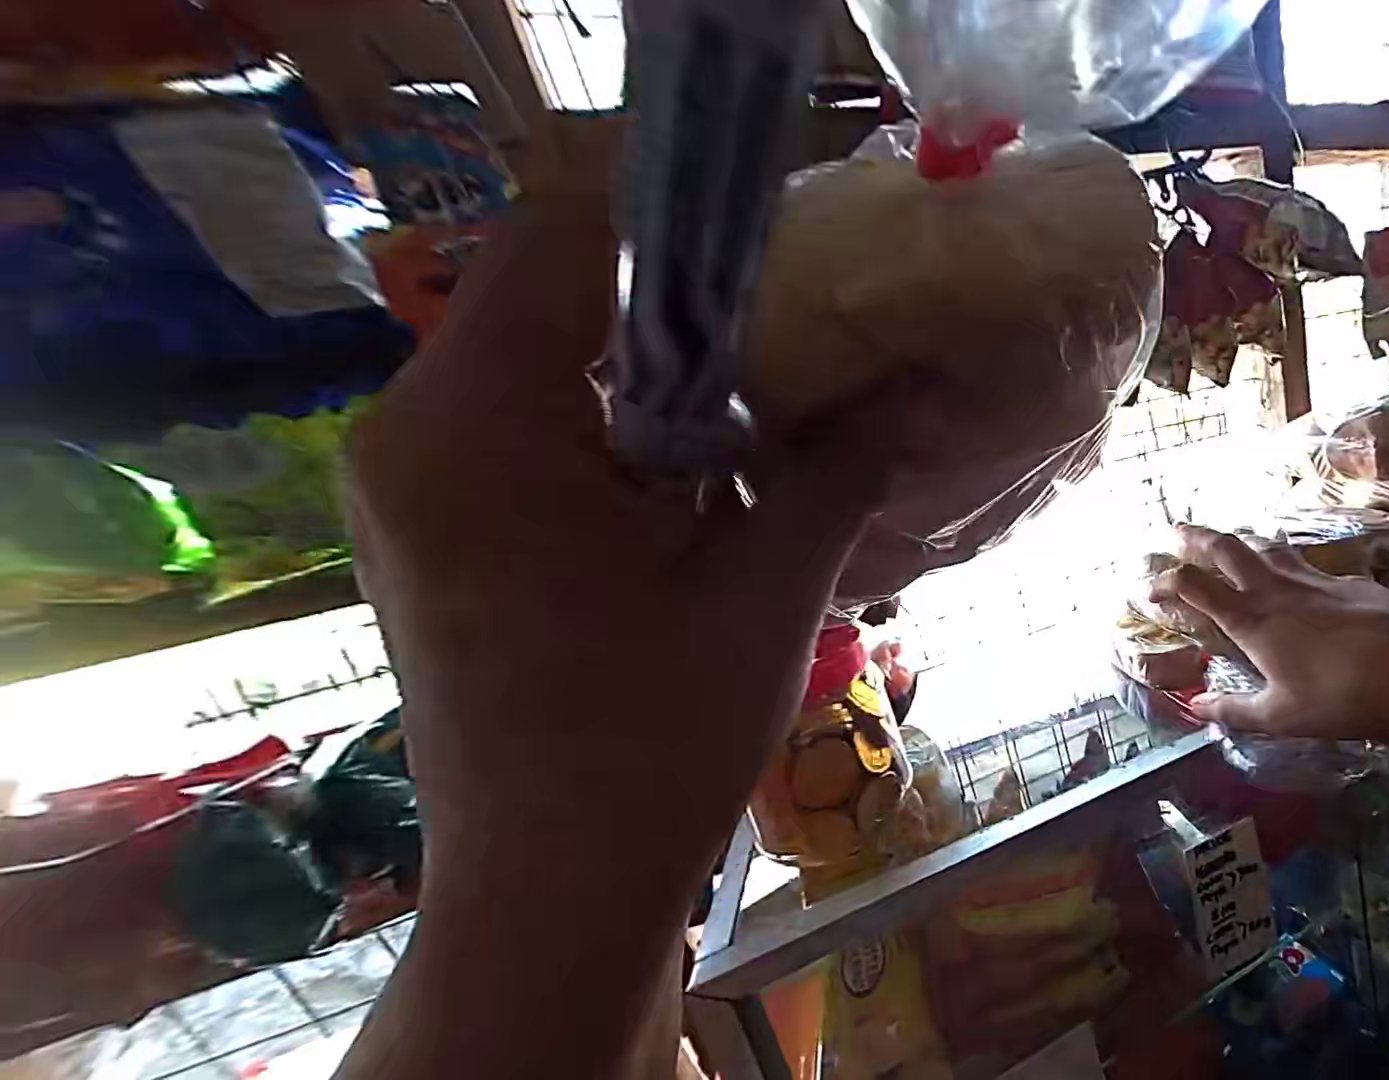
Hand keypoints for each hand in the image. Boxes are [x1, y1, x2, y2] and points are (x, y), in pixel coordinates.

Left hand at [346, 148, 906, 876]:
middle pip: (561, 293)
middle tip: (803, 315)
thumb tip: (917, 386)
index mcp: (479, 431)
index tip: (788, 230)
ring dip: (669, 365)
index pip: (566, 235)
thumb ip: (839, 468)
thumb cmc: (658, 748)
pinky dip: (636, 420)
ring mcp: (428, 483)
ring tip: (771, 387)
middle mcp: (422, 433)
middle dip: (691, 297)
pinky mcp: (454, 525)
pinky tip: (711, 463)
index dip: (685, 212)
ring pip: (560, 359)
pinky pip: (548, 424)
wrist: (562, 888)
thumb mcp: (769, 591)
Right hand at [1148, 524, 1388, 739]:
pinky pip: (1305, 566)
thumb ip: (1235, 710)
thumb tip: (1196, 708)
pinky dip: (1285, 565)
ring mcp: (1315, 580)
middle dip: (1194, 536)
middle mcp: (1276, 590)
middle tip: (1174, 529)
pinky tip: (1298, 585)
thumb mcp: (1283, 716)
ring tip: (1229, 543)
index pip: (1193, 587)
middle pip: (1226, 548)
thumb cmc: (1346, 696)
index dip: (1164, 582)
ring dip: (1240, 541)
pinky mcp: (1350, 583)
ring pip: (1266, 547)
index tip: (1146, 587)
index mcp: (1251, 620)